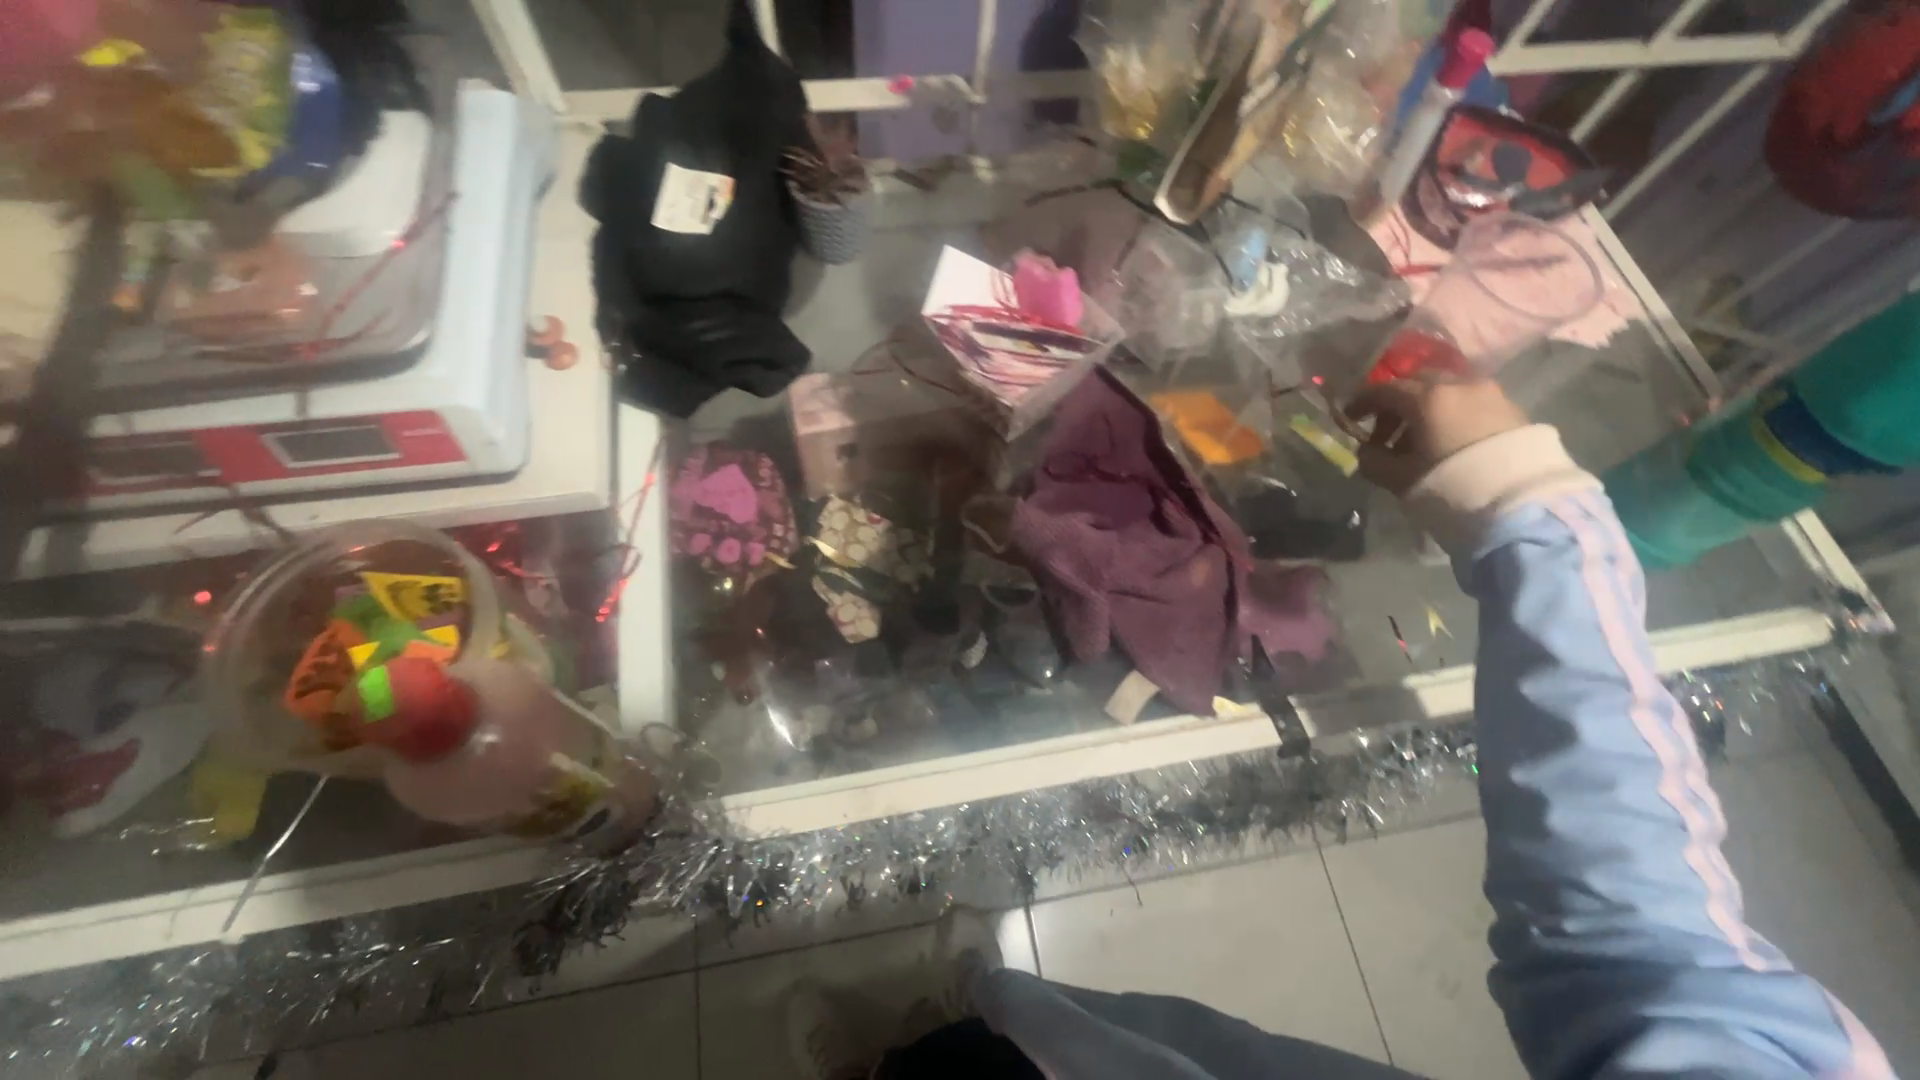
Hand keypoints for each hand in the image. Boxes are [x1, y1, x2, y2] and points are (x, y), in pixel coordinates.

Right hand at [1342, 376, 1528, 494]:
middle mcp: (1460, 384)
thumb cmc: (1449, 486)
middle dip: (1396, 402)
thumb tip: (1367, 450)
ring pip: (1447, 389)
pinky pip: (1471, 401)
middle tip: (1385, 431)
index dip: (1362, 402)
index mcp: (1427, 398)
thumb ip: (1373, 460)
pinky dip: (1451, 413)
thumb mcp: (1398, 478)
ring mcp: (1491, 393)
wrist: (1521, 505)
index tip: (1350, 418)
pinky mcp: (1512, 409)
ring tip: (1419, 441)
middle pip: (1418, 382)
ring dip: (1426, 408)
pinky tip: (1448, 441)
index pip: (1384, 389)